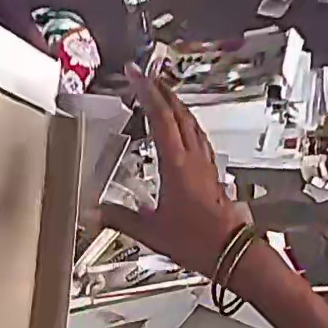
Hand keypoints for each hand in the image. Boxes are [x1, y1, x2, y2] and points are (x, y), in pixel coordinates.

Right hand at [101, 64, 250, 276]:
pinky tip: (188, 131)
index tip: (136, 74)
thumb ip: (120, 218)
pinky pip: (200, 140)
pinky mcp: (213, 175)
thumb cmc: (199, 241)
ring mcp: (206, 165)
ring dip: (177, 105)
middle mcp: (194, 159)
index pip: (160, 116)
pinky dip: (189, 126)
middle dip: (161, 90)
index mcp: (176, 164)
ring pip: (192, 123)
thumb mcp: (150, 232)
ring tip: (165, 96)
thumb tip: (96, 212)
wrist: (231, 252)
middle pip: (179, 113)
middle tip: (147, 77)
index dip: (146, 91)